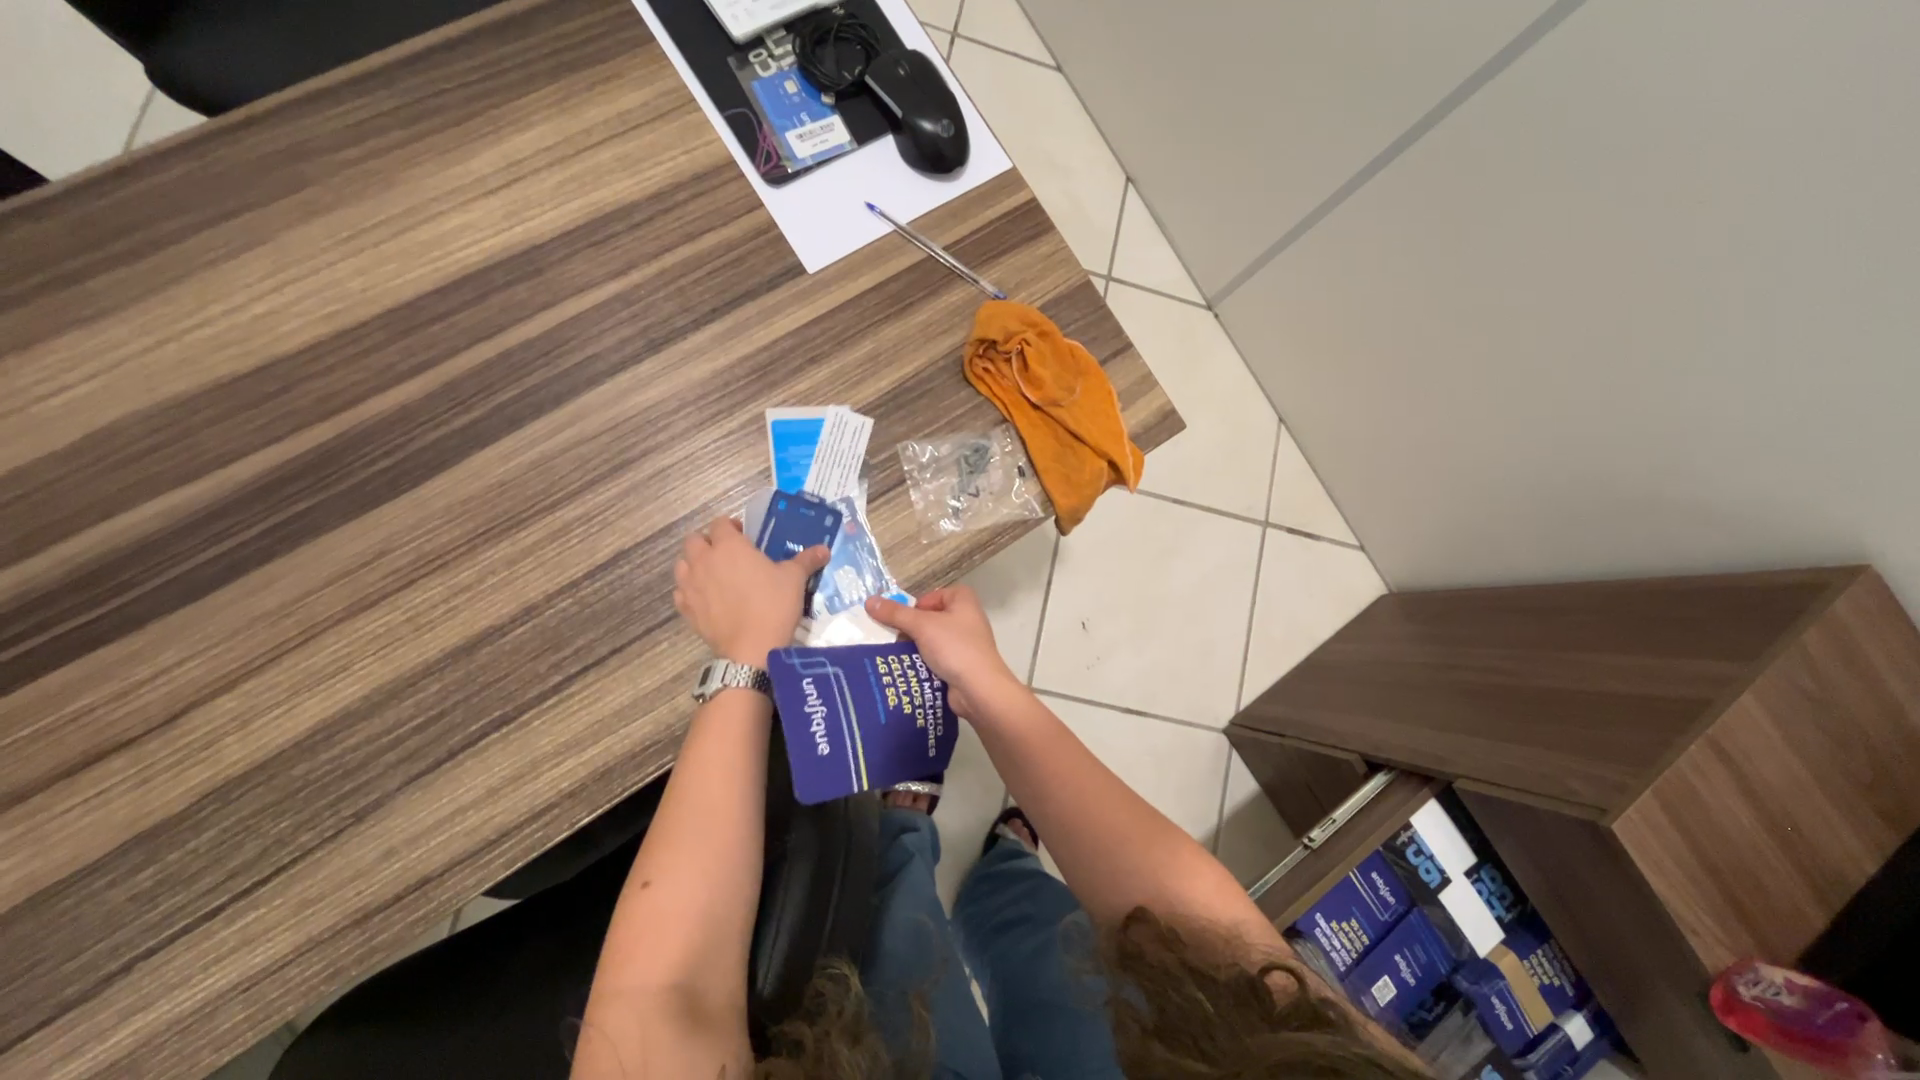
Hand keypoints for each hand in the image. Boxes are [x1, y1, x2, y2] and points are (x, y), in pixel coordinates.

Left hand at [673, 516, 829, 666]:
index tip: (745, 537)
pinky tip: (705, 598)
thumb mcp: (794, 579)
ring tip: (713, 575)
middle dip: (709, 543)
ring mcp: (690, 585)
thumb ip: (806, 560)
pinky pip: (680, 591)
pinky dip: (689, 590)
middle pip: (694, 540)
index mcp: (729, 546)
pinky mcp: (686, 608)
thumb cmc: (774, 605)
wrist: (752, 648)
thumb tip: (824, 549)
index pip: (720, 523)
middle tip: (728, 555)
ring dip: (694, 564)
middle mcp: (704, 560)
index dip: (731, 527)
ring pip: (682, 564)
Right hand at [865, 586, 1019, 717]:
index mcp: (963, 600)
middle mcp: (967, 617)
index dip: (916, 607)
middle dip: (912, 630)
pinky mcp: (962, 664)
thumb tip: (869, 601)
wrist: (979, 688)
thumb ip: (895, 614)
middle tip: (898, 641)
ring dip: (916, 648)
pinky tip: (912, 670)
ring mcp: (966, 642)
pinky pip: (938, 658)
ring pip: (932, 640)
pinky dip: (925, 663)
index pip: (931, 596)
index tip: (905, 622)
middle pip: (930, 618)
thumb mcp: (921, 626)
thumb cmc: (954, 647)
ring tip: (900, 657)